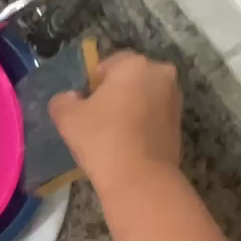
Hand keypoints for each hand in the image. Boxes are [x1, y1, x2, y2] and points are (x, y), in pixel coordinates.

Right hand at [48, 51, 183, 191]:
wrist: (139, 177)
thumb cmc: (101, 140)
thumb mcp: (67, 119)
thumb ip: (62, 101)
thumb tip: (69, 98)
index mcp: (134, 65)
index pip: (108, 64)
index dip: (91, 84)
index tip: (82, 106)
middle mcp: (160, 73)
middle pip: (129, 79)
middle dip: (113, 94)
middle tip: (95, 120)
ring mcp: (174, 97)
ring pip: (143, 97)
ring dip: (128, 109)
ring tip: (112, 135)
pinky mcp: (179, 122)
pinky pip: (153, 115)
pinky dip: (140, 124)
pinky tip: (127, 144)